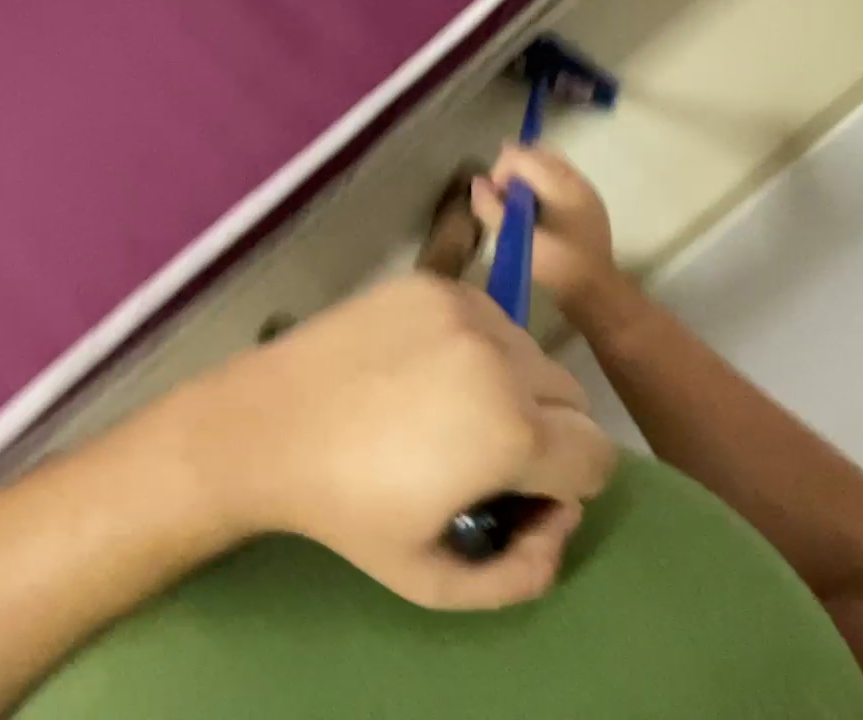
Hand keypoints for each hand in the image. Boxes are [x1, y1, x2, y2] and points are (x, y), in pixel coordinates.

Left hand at [166, 275, 615, 610]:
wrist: (264, 425)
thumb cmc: (345, 508)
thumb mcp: (433, 578)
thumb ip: (521, 575)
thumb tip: (561, 520)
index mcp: (511, 432)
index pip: (598, 457)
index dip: (563, 486)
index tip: (514, 492)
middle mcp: (500, 358)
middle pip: (572, 400)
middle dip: (546, 434)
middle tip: (481, 454)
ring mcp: (463, 310)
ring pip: (532, 353)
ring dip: (514, 386)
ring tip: (448, 410)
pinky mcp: (430, 283)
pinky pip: (489, 317)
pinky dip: (477, 346)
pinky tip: (424, 370)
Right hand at [471, 144, 621, 320]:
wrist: (596, 291)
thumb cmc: (556, 267)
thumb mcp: (517, 239)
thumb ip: (492, 209)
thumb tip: (477, 182)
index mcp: (561, 185)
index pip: (521, 156)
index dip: (499, 172)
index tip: (494, 200)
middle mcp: (575, 179)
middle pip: (535, 153)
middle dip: (512, 171)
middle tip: (503, 202)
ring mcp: (584, 189)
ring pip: (547, 164)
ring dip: (525, 178)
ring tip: (517, 208)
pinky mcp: (586, 201)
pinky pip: (557, 178)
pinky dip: (540, 186)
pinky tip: (534, 213)